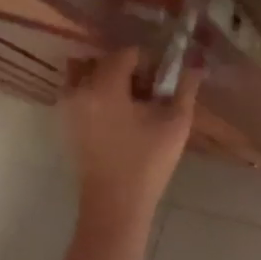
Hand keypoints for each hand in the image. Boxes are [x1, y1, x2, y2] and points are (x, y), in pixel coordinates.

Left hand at [63, 47, 201, 225]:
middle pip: (104, 61)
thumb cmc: (148, 162)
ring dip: (109, 78)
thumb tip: (195, 64)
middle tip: (150, 90)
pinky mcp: (65, 123)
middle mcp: (78, 91)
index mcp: (104, 87)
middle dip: (129, 68)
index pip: (127, 53)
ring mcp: (67, 108)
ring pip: (86, 74)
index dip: (149, 61)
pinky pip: (79, 92)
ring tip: (133, 101)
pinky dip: (97, 92)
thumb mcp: (176, 122)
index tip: (164, 79)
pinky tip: (120, 115)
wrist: (116, 205)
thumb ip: (185, 87)